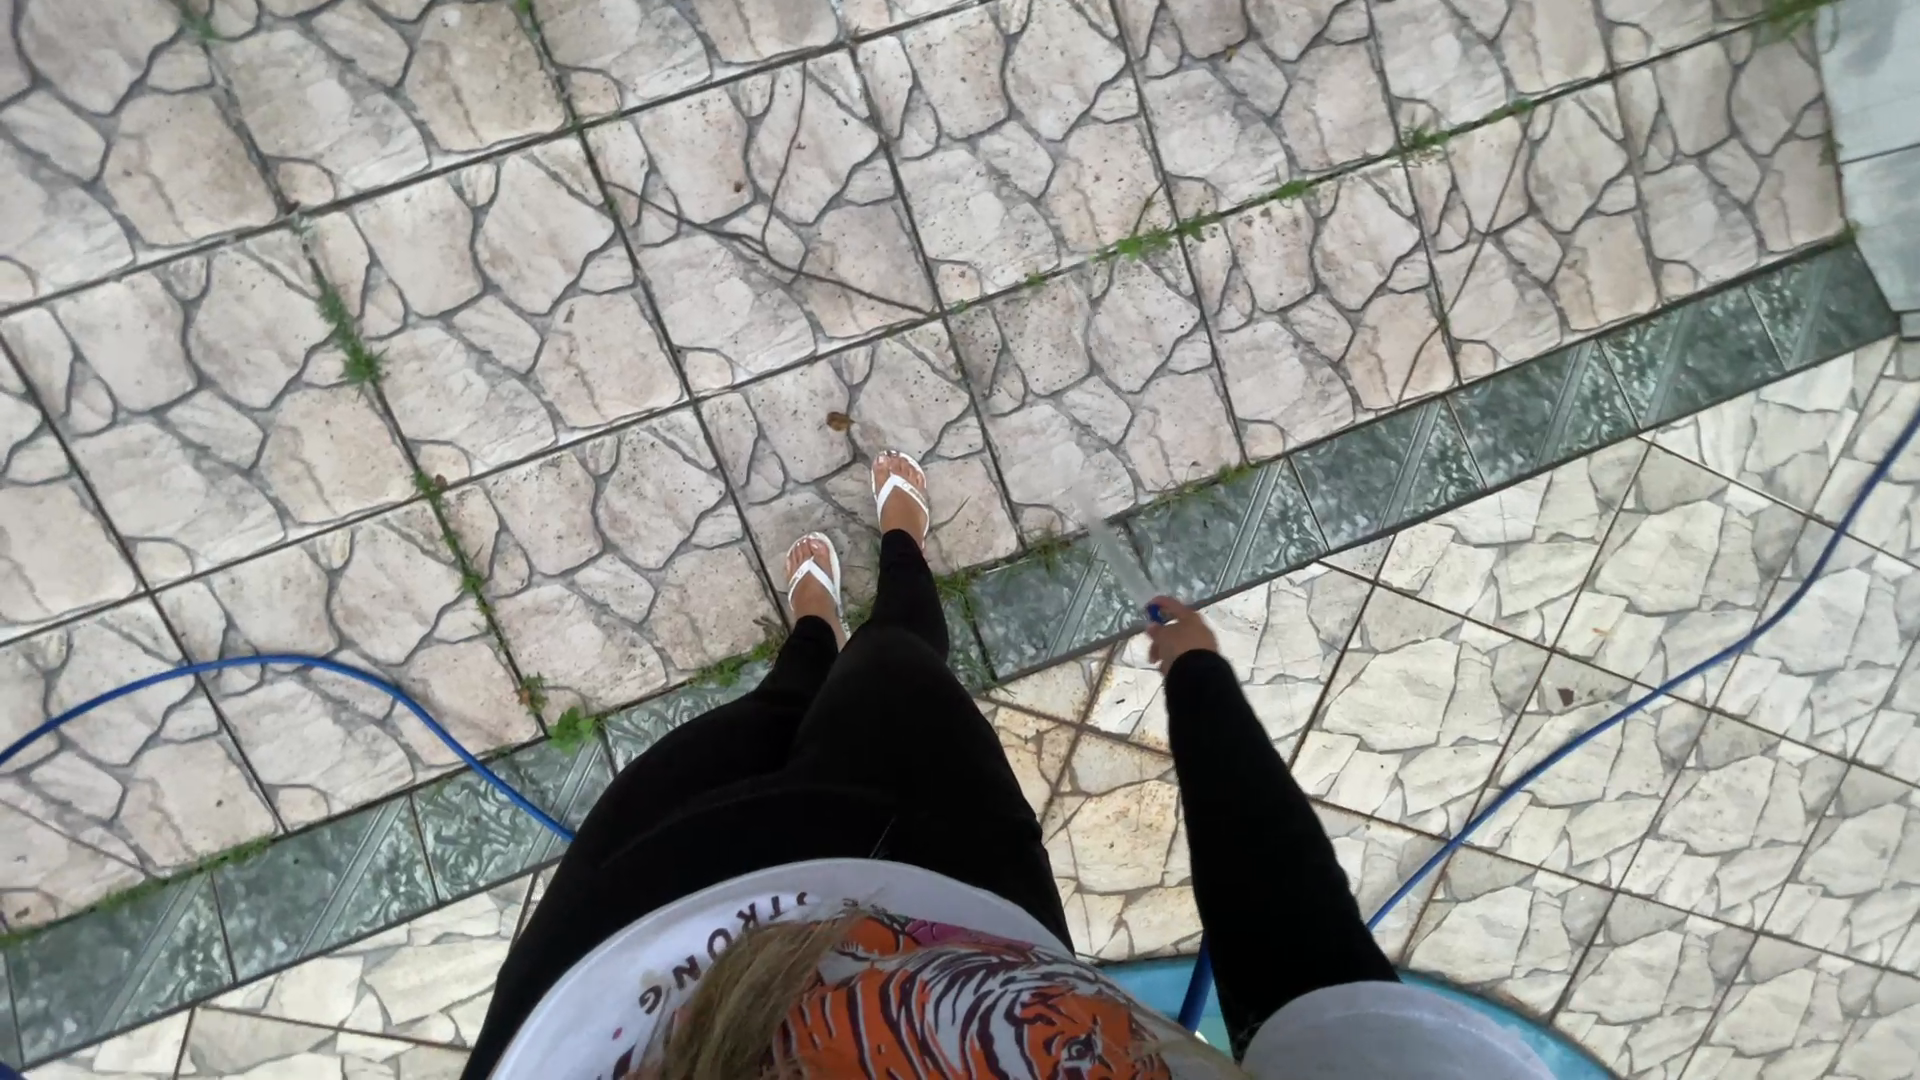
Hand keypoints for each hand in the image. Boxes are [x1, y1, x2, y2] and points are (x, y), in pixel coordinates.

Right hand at [1145, 596, 1217, 674]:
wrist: (1200, 674)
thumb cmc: (1179, 648)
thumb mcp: (1163, 637)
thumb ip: (1156, 630)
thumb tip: (1152, 626)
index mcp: (1190, 616)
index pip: (1172, 604)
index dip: (1159, 603)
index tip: (1146, 607)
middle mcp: (1200, 628)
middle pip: (1175, 628)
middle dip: (1160, 637)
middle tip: (1151, 647)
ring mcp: (1204, 644)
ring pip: (1178, 643)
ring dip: (1165, 651)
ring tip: (1158, 663)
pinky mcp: (1205, 659)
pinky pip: (1185, 656)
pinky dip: (1174, 659)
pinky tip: (1168, 669)